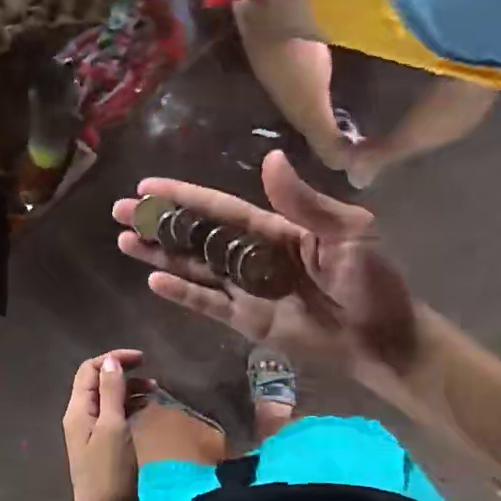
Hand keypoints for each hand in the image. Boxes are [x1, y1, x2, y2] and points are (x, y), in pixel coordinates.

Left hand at [63, 349, 143, 500]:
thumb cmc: (110, 474)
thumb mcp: (112, 428)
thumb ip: (110, 392)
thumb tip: (110, 361)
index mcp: (78, 410)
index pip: (90, 370)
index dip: (114, 359)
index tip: (143, 360)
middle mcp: (80, 419)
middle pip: (98, 383)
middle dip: (123, 374)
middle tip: (152, 378)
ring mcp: (91, 435)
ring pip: (108, 401)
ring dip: (129, 392)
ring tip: (155, 394)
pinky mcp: (103, 449)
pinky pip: (115, 418)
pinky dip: (130, 409)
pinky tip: (147, 412)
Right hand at [112, 150, 418, 375]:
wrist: (381, 340)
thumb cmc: (370, 283)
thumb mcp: (348, 233)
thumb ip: (305, 203)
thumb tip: (269, 160)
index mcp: (276, 229)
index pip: (220, 209)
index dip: (184, 197)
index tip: (147, 186)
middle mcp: (254, 256)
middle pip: (197, 236)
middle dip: (160, 223)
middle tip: (119, 212)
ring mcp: (248, 290)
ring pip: (194, 268)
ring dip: (161, 255)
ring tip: (124, 241)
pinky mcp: (247, 321)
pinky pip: (209, 304)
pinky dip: (183, 293)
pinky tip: (154, 282)